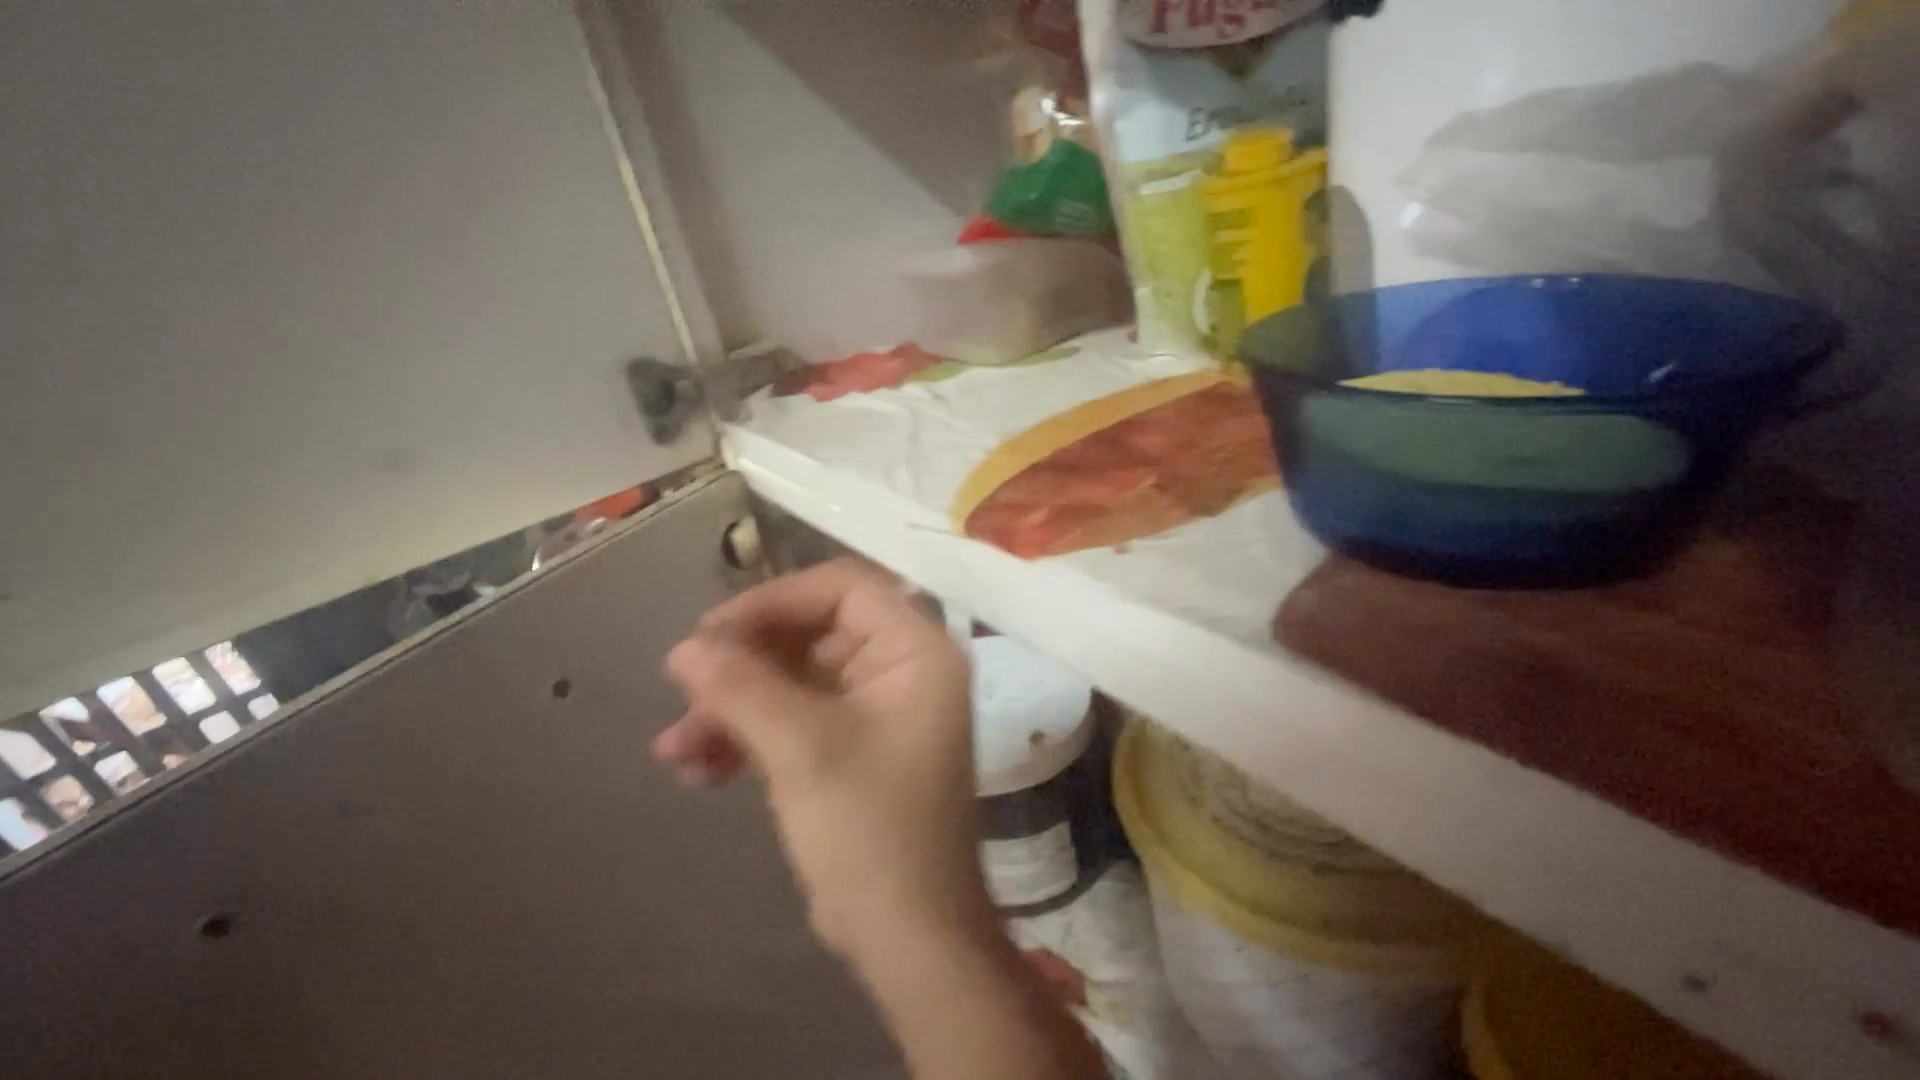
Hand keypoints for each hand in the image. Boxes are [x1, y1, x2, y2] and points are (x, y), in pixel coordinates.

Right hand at [655, 559, 989, 961]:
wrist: (907, 937)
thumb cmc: (870, 831)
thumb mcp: (801, 749)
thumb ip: (742, 687)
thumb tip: (684, 647)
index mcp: (915, 652)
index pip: (842, 589)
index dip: (773, 602)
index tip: (709, 632)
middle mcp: (900, 672)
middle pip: (809, 636)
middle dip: (741, 667)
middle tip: (682, 691)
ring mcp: (875, 713)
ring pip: (791, 683)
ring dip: (731, 709)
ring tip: (673, 749)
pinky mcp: (850, 752)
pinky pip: (793, 722)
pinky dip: (747, 739)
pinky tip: (697, 770)